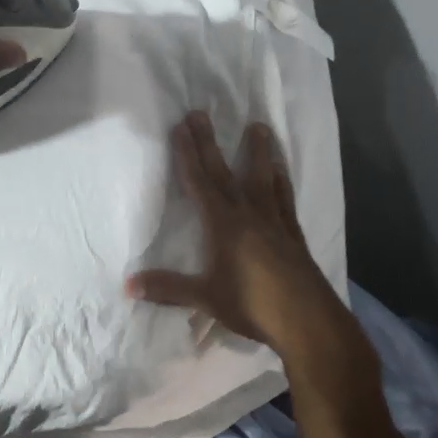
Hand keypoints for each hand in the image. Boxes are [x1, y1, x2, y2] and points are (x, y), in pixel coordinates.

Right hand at [125, 111, 347, 351]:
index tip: (180, 125)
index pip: (200, 182)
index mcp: (224, 225)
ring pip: (263, 180)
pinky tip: (282, 172)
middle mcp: (249, 216)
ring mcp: (275, 224)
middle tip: (201, 112)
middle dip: (210, 143)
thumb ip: (168, 288)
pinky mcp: (294, 237)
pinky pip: (285, 201)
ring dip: (258, 153)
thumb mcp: (206, 298)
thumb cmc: (254, 306)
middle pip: (225, 173)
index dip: (188, 154)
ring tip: (259, 127)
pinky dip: (281, 183)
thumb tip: (127, 285)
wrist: (311, 325)